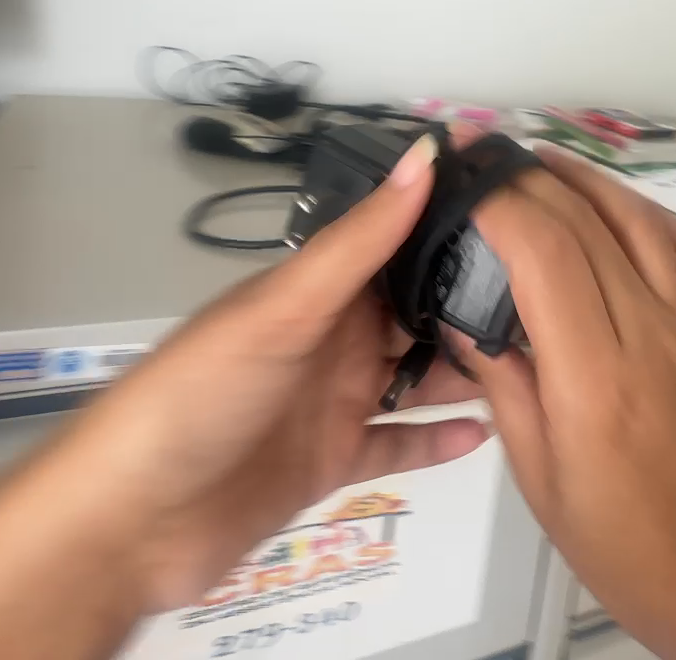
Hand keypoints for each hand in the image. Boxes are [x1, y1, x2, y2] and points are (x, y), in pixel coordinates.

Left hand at [53, 133, 488, 612]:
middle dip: (473, 305)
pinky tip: (485, 431)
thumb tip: (426, 154)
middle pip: (418, 314)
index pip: (400, 247)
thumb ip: (362, 239)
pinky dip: (438, 438)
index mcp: (323, 291)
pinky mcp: (336, 459)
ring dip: (465, 371)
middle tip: (547, 302)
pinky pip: (399, 442)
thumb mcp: (287, 306)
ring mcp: (336, 400)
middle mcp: (336, 338)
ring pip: (418, 377)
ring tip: (533, 360)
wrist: (129, 522)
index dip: (455, 230)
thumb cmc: (204, 392)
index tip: (523, 219)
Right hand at [453, 147, 675, 659]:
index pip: (546, 256)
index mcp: (597, 378)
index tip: (465, 187)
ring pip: (641, 221)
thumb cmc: (627, 547)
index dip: (502, 207)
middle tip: (487, 160)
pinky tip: (613, 203)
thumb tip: (467, 319)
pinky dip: (641, 210)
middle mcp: (649, 334)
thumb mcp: (541, 477)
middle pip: (588, 224)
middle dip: (531, 179)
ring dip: (588, 178)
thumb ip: (503, 385)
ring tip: (543, 160)